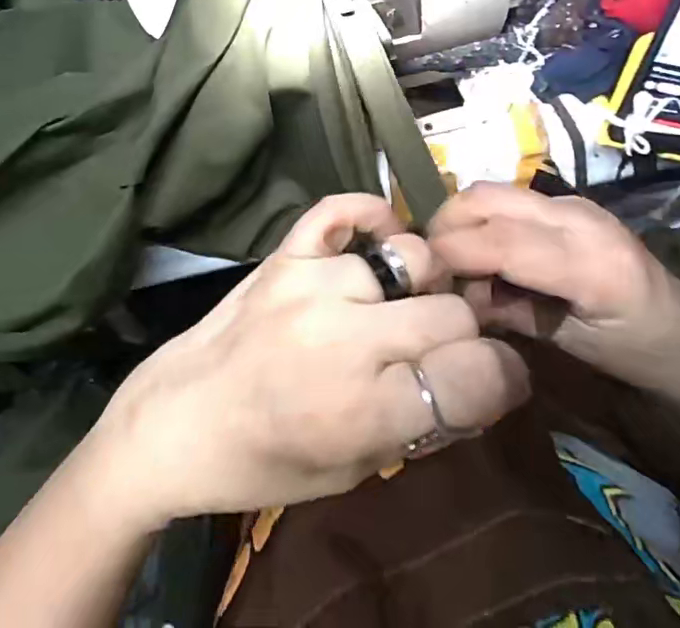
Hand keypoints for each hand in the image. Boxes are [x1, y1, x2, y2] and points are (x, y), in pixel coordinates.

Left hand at [89, 194, 530, 527]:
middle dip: (460, 337)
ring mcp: (310, 284)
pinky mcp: (282, 255)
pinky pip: (340, 210)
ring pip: (409, 260)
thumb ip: (424, 424)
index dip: (500, 378)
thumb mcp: (354, 468)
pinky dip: (369, 216)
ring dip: (415, 288)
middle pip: (453, 313)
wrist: (178, 419)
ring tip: (394, 307)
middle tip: (434, 350)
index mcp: (368, 407)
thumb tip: (481, 377)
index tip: (491, 381)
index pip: (481, 373)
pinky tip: (377, 238)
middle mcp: (346, 335)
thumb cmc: (265, 461)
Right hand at [427, 182, 679, 412]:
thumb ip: (504, 310)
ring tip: (452, 258)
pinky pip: (506, 199)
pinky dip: (479, 219)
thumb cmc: (634, 352)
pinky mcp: (566, 201)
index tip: (419, 273)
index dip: (450, 251)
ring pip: (490, 192)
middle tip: (429, 263)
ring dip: (459, 219)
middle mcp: (582, 219)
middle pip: (487, 199)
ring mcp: (575, 203)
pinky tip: (479, 251)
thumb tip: (448, 295)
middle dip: (445, 225)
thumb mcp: (565, 342)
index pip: (501, 241)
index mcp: (593, 264)